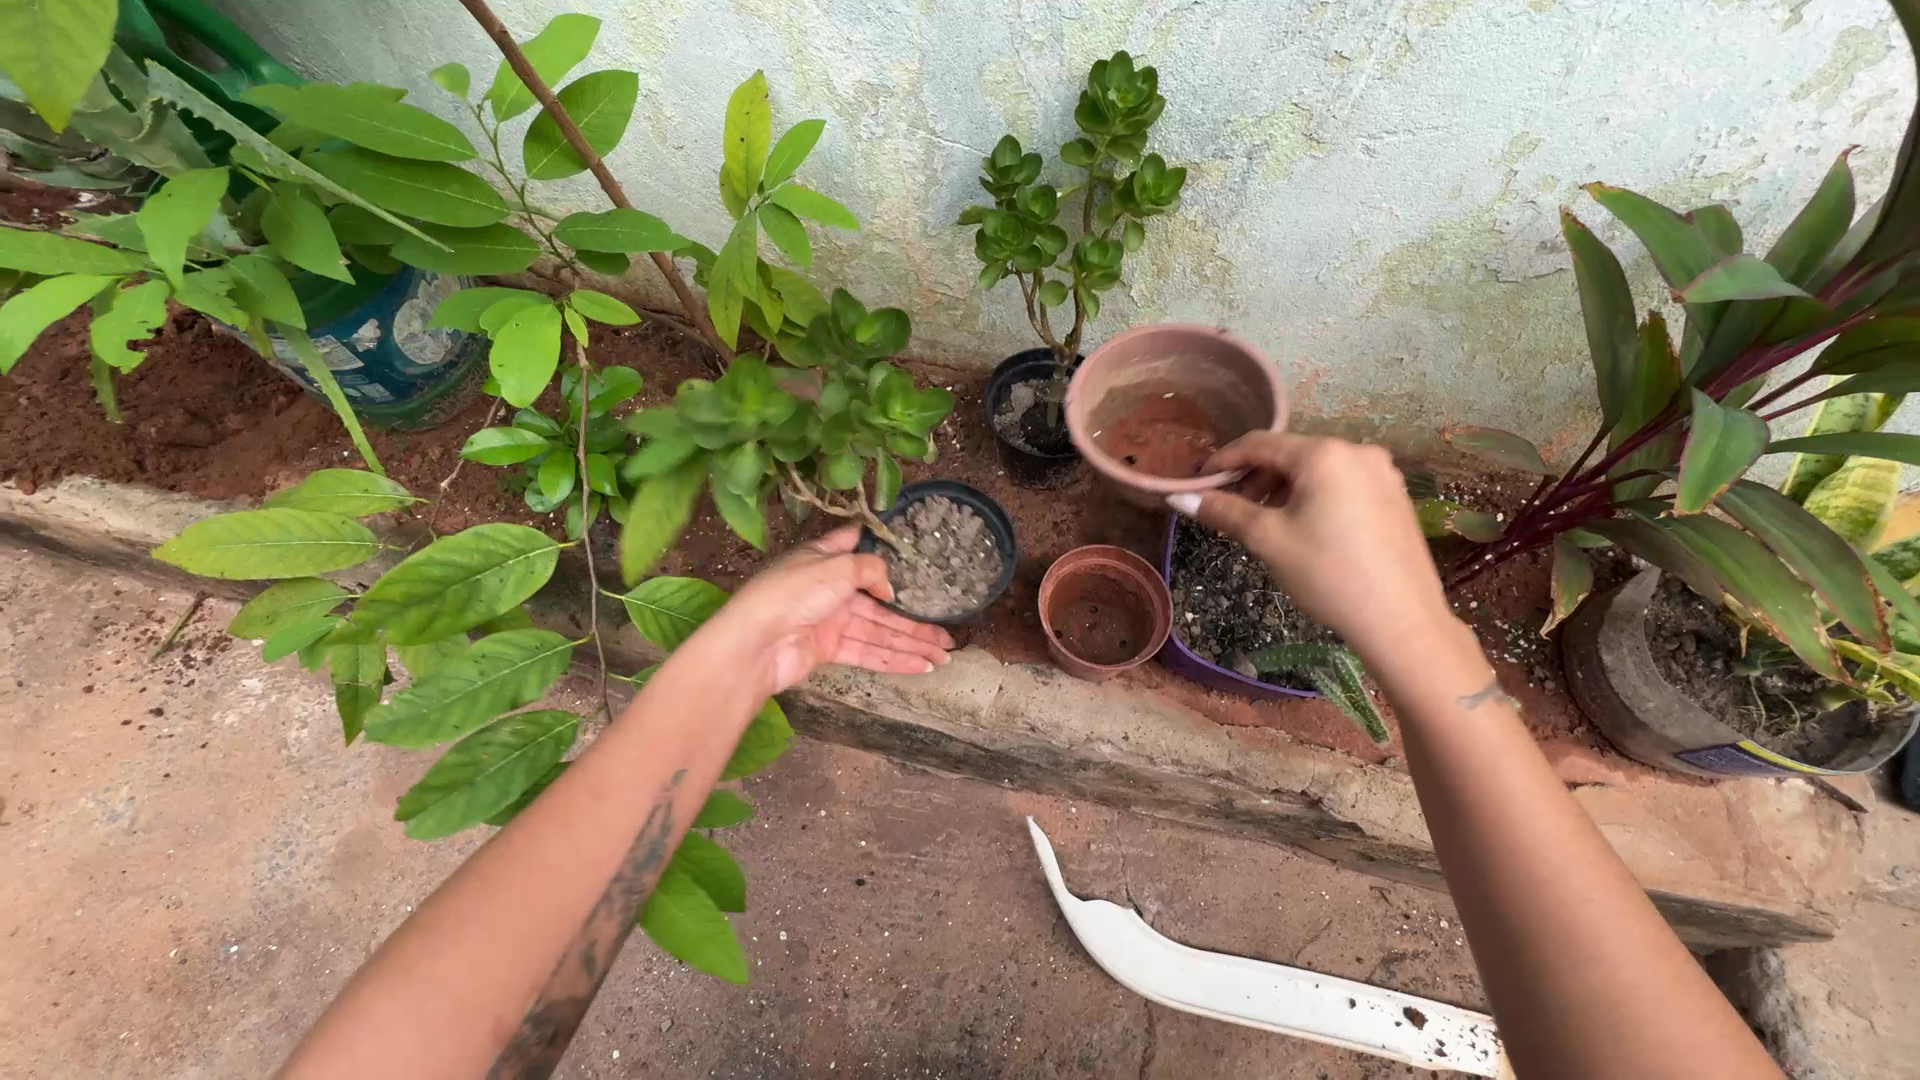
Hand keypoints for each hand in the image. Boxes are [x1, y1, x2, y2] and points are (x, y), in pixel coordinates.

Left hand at [691, 526, 954, 696]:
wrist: (755, 644)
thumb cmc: (792, 593)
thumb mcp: (836, 568)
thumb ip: (871, 570)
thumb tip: (891, 587)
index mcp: (825, 558)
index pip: (858, 546)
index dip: (885, 548)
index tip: (916, 554)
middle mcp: (830, 588)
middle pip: (880, 602)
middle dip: (914, 619)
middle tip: (948, 633)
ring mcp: (830, 621)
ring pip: (879, 631)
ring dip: (912, 643)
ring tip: (944, 655)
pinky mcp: (828, 650)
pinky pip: (868, 652)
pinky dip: (895, 659)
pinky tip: (921, 666)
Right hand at [1170, 432, 1454, 658]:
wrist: (1401, 619)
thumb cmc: (1327, 574)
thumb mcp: (1267, 540)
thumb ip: (1223, 511)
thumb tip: (1179, 499)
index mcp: (1323, 454)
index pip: (1258, 444)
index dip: (1222, 462)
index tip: (1197, 485)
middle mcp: (1357, 451)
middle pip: (1288, 455)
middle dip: (1254, 480)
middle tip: (1230, 513)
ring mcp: (1381, 473)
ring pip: (1314, 471)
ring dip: (1282, 491)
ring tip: (1265, 526)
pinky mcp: (1394, 496)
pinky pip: (1340, 484)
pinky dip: (1312, 498)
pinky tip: (1302, 530)